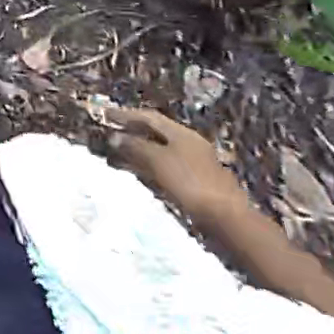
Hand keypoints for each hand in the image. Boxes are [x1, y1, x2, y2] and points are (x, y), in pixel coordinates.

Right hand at [107, 107, 248, 223]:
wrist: (228, 219)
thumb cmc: (190, 183)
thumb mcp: (158, 161)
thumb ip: (135, 146)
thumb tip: (115, 137)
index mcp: (181, 133)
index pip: (149, 116)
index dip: (125, 114)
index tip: (105, 115)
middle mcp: (189, 143)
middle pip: (155, 132)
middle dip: (132, 132)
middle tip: (110, 134)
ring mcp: (195, 163)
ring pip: (160, 151)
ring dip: (139, 151)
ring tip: (118, 155)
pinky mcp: (197, 182)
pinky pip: (166, 166)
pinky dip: (150, 166)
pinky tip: (140, 173)